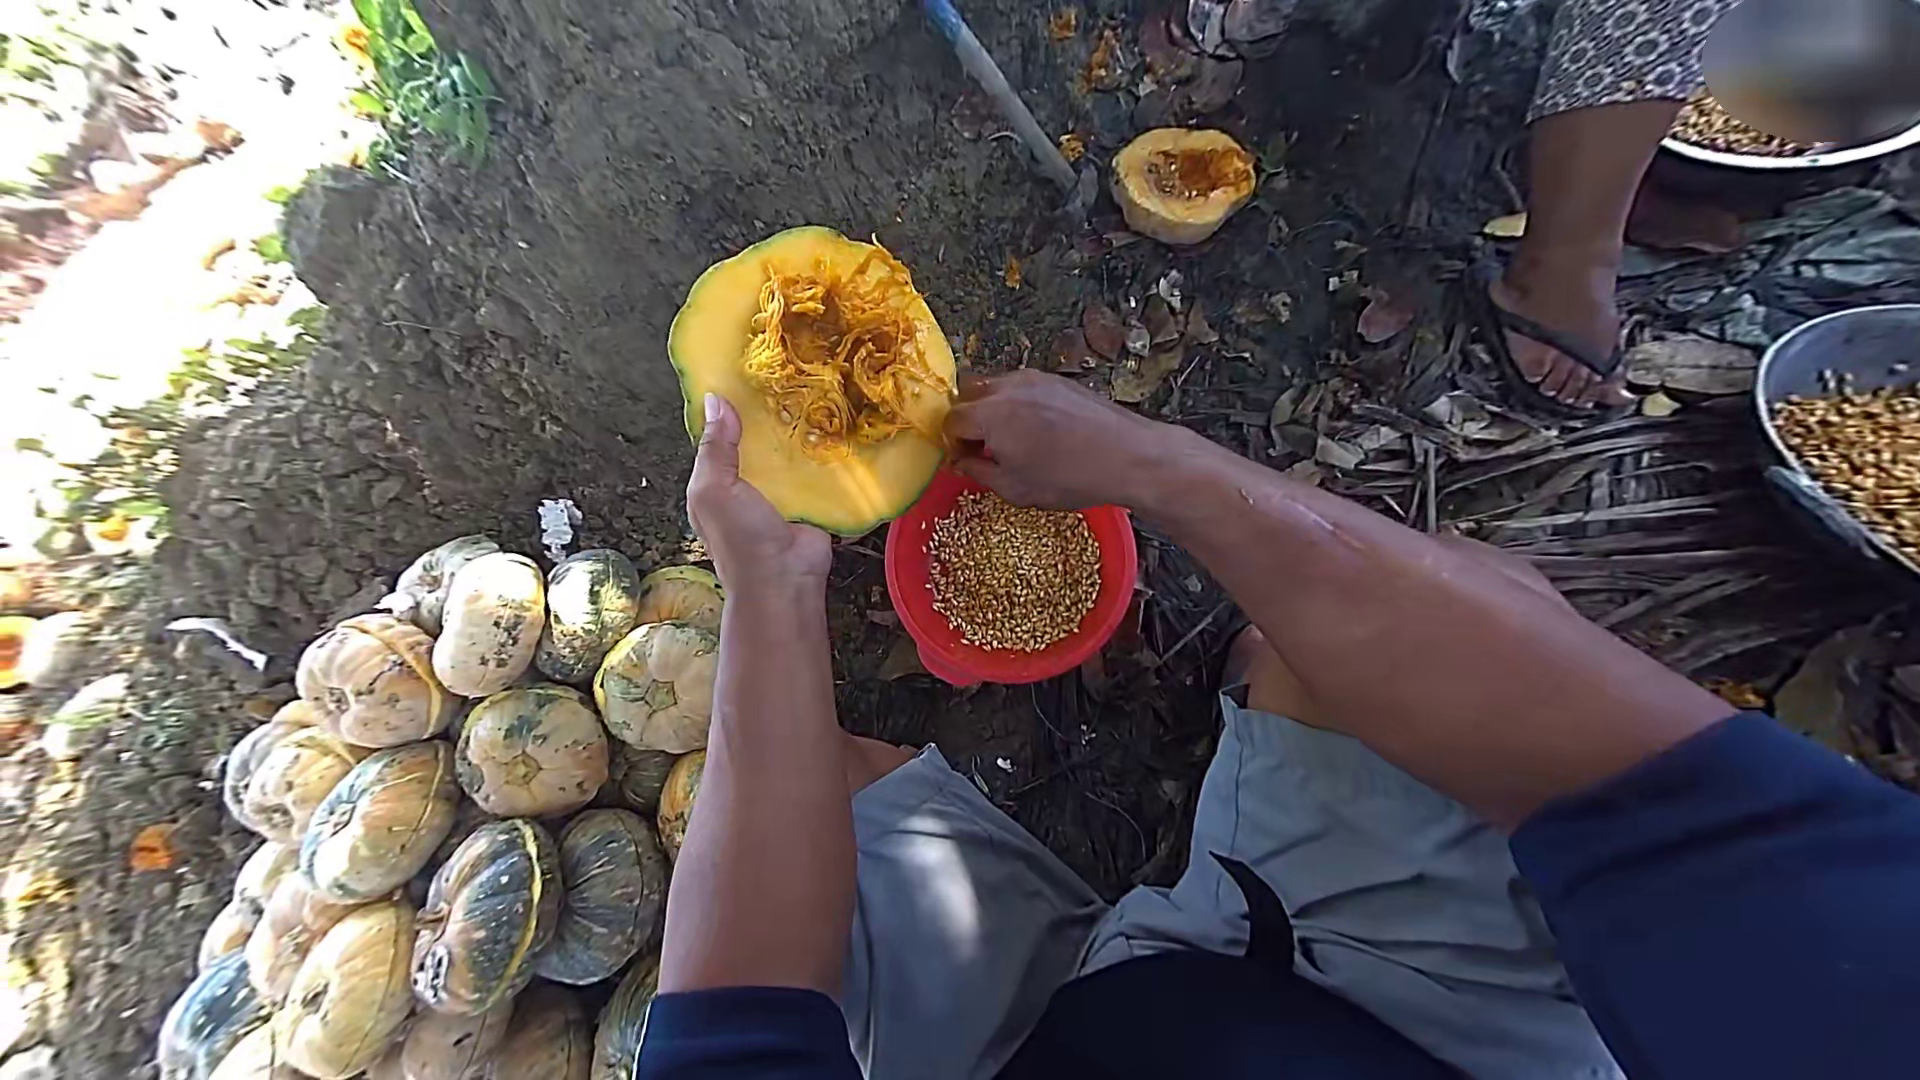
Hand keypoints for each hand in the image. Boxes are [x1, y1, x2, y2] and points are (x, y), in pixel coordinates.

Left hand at [687, 394, 832, 595]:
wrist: (785, 577)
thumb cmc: (741, 538)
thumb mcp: (713, 489)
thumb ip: (715, 448)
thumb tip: (716, 401)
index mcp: (717, 482)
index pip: (721, 438)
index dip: (729, 410)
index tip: (745, 375)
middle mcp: (750, 485)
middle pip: (759, 443)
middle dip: (770, 416)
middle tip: (788, 377)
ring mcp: (783, 492)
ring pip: (789, 454)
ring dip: (800, 432)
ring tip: (816, 391)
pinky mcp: (813, 499)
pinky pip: (817, 471)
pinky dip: (825, 453)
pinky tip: (837, 425)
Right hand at [943, 371, 1175, 508]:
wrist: (1127, 456)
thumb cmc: (1069, 478)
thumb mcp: (1015, 488)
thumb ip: (978, 471)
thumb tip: (961, 463)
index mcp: (990, 415)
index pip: (950, 420)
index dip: (953, 442)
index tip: (966, 459)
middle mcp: (1007, 387)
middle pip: (967, 394)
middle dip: (967, 420)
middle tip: (982, 447)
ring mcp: (1034, 379)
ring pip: (994, 387)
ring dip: (991, 410)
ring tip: (1011, 440)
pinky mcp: (1056, 379)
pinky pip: (1021, 386)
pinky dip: (1016, 403)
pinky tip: (1036, 430)